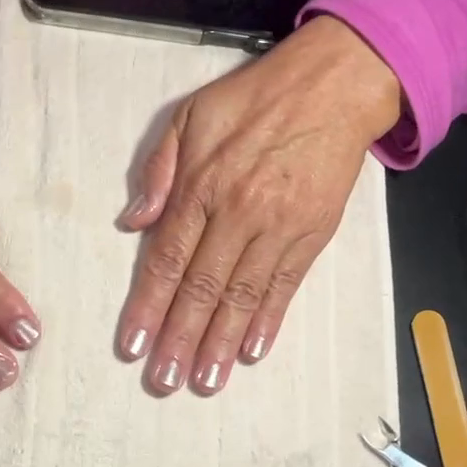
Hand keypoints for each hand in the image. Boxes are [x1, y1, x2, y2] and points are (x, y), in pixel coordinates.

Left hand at [117, 16, 399, 395]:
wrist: (335, 84)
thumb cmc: (255, 99)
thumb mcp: (191, 115)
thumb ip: (158, 170)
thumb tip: (133, 223)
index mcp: (200, 185)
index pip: (166, 259)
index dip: (148, 307)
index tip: (132, 346)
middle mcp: (236, 213)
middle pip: (201, 287)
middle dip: (180, 339)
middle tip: (164, 382)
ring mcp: (277, 227)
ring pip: (242, 295)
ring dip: (220, 342)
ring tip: (205, 382)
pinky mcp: (312, 234)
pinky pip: (286, 285)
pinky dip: (268, 320)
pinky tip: (251, 352)